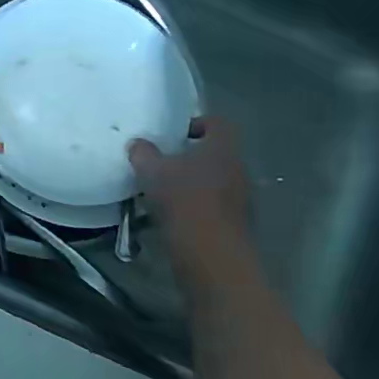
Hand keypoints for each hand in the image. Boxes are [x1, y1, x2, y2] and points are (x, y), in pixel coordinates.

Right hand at [128, 117, 252, 267]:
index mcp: (222, 148)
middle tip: (160, 163)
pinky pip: (211, 205)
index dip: (196, 123)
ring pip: (212, 180)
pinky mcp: (234, 223)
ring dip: (190, 183)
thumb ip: (143, 153)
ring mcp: (240, 198)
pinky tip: (169, 215)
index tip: (172, 135)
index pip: (217, 123)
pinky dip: (193, 206)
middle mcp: (237, 169)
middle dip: (188, 157)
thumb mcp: (151, 170)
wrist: (210, 254)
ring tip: (160, 191)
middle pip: (214, 153)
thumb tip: (138, 144)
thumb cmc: (183, 201)